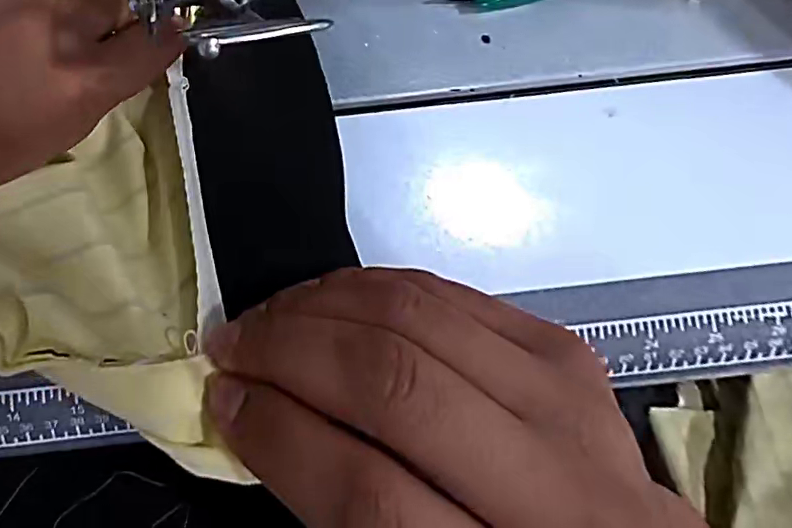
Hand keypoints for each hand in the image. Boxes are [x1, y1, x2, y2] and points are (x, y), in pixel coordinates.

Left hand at [0, 0, 184, 246]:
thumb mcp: (56, 138)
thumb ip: (100, 91)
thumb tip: (130, 56)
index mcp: (79, 86)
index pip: (150, 45)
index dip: (169, 34)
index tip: (177, 24)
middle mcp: (58, 32)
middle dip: (124, 8)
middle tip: (107, 23)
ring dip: (60, 18)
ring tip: (22, 47)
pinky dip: (21, 11)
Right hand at [204, 268, 706, 527]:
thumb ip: (339, 506)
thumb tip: (250, 409)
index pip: (368, 495)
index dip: (278, 438)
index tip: (222, 398)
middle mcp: (558, 493)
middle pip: (393, 384)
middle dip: (289, 350)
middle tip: (231, 342)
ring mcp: (569, 407)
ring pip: (416, 316)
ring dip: (320, 303)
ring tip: (269, 314)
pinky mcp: (565, 352)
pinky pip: (446, 291)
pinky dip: (372, 285)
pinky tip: (330, 298)